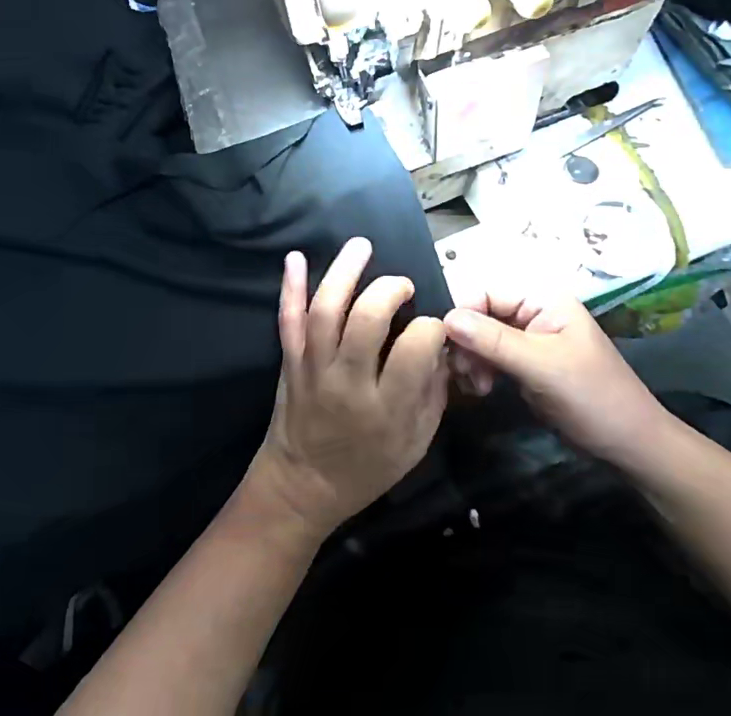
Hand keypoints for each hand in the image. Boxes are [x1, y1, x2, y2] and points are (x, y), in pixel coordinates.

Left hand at [244, 239, 449, 535]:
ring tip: (361, 246)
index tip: (433, 327)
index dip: (432, 327)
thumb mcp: (416, 442)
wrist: (304, 486)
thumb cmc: (368, 467)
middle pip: (367, 320)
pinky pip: (288, 322)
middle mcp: (348, 383)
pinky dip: (289, 288)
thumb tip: (442, 345)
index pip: (416, 347)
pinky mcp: (290, 363)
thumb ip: (433, 392)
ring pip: (325, 311)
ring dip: (343, 273)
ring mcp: (314, 369)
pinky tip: (294, 258)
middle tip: (403, 286)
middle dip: (389, 290)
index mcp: (387, 407)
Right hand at [444, 290, 671, 469]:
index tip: (447, 346)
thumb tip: (446, 318)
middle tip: (462, 373)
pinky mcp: (524, 363)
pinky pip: (489, 356)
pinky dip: (478, 370)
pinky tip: (480, 390)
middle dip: (466, 341)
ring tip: (474, 386)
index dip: (463, 314)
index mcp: (544, 299)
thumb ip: (493, 340)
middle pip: (480, 314)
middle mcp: (533, 312)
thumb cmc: (592, 397)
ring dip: (470, 359)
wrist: (629, 444)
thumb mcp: (541, 367)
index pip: (486, 291)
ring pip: (480, 337)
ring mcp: (529, 338)